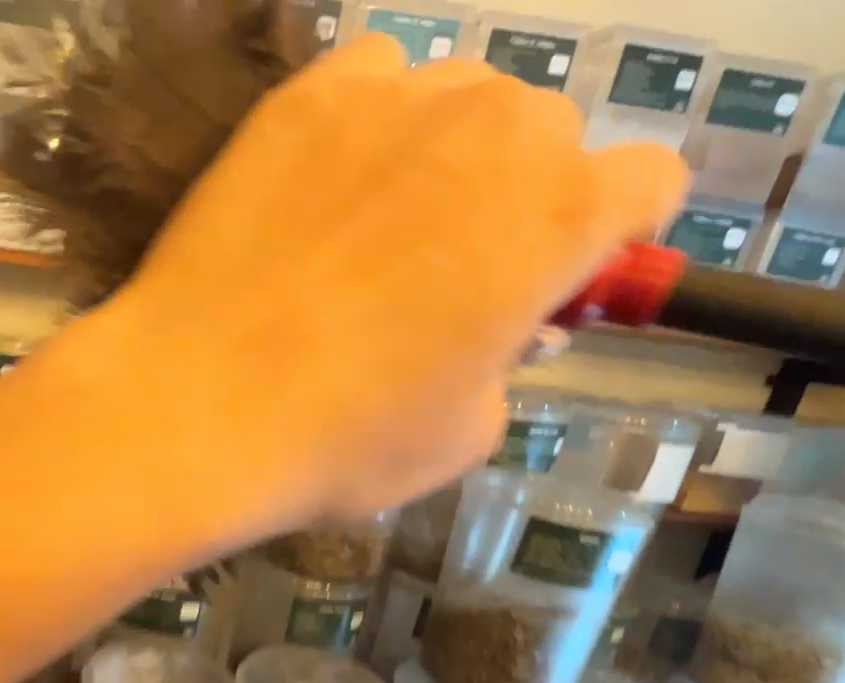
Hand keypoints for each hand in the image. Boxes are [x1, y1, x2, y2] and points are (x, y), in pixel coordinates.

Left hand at [55, 37, 688, 535]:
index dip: (606, 238)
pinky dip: (364, 123)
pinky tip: (321, 187)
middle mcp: (496, 129)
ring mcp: (393, 102)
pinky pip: (369, 80)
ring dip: (443, 154)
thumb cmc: (340, 439)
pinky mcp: (302, 98)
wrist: (198, 404)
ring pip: (460, 101)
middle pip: (546, 137)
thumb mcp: (463, 432)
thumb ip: (505, 358)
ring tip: (371, 229)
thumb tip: (496, 326)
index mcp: (563, 213)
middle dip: (516, 197)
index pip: (646, 185)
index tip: (555, 280)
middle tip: (443, 271)